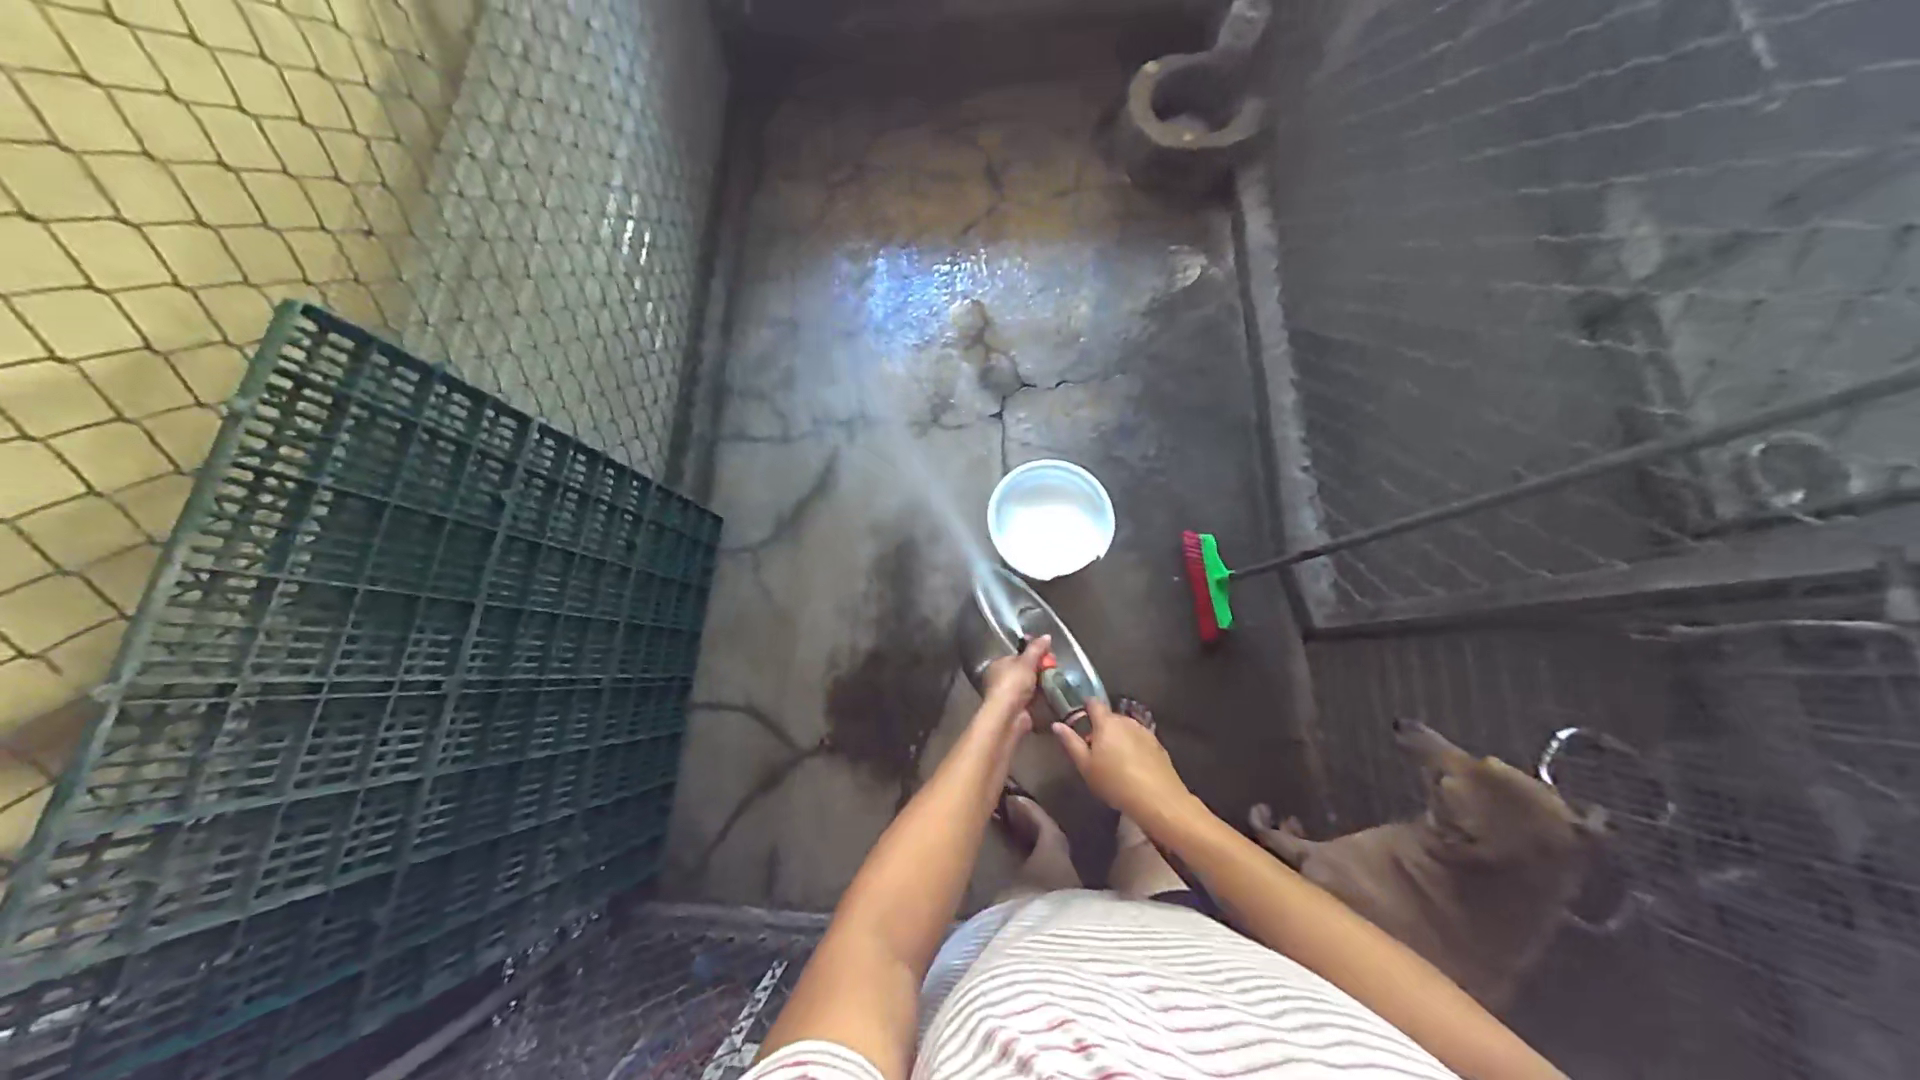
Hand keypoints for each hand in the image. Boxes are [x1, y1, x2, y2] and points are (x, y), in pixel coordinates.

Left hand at [981, 635, 1050, 712]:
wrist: (1009, 716)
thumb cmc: (1013, 683)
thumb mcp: (1026, 662)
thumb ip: (1036, 648)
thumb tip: (1047, 636)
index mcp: (999, 665)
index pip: (1018, 655)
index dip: (1033, 653)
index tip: (1048, 653)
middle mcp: (1002, 679)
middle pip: (1026, 670)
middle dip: (1041, 669)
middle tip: (1055, 667)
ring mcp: (1011, 695)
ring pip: (1031, 685)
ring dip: (1044, 683)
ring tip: (1059, 680)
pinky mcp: (1020, 709)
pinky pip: (1034, 699)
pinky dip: (1043, 697)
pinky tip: (1054, 694)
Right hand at [1051, 698, 1192, 822]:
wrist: (1157, 799)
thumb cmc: (1115, 782)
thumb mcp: (1085, 766)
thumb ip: (1071, 743)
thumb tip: (1057, 725)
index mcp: (1106, 723)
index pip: (1094, 703)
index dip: (1086, 707)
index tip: (1081, 718)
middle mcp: (1126, 721)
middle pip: (1110, 718)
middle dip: (1101, 728)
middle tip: (1094, 750)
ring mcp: (1145, 732)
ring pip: (1126, 729)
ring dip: (1118, 737)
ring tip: (1113, 761)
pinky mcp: (1158, 745)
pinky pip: (1139, 740)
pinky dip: (1133, 747)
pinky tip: (1132, 767)